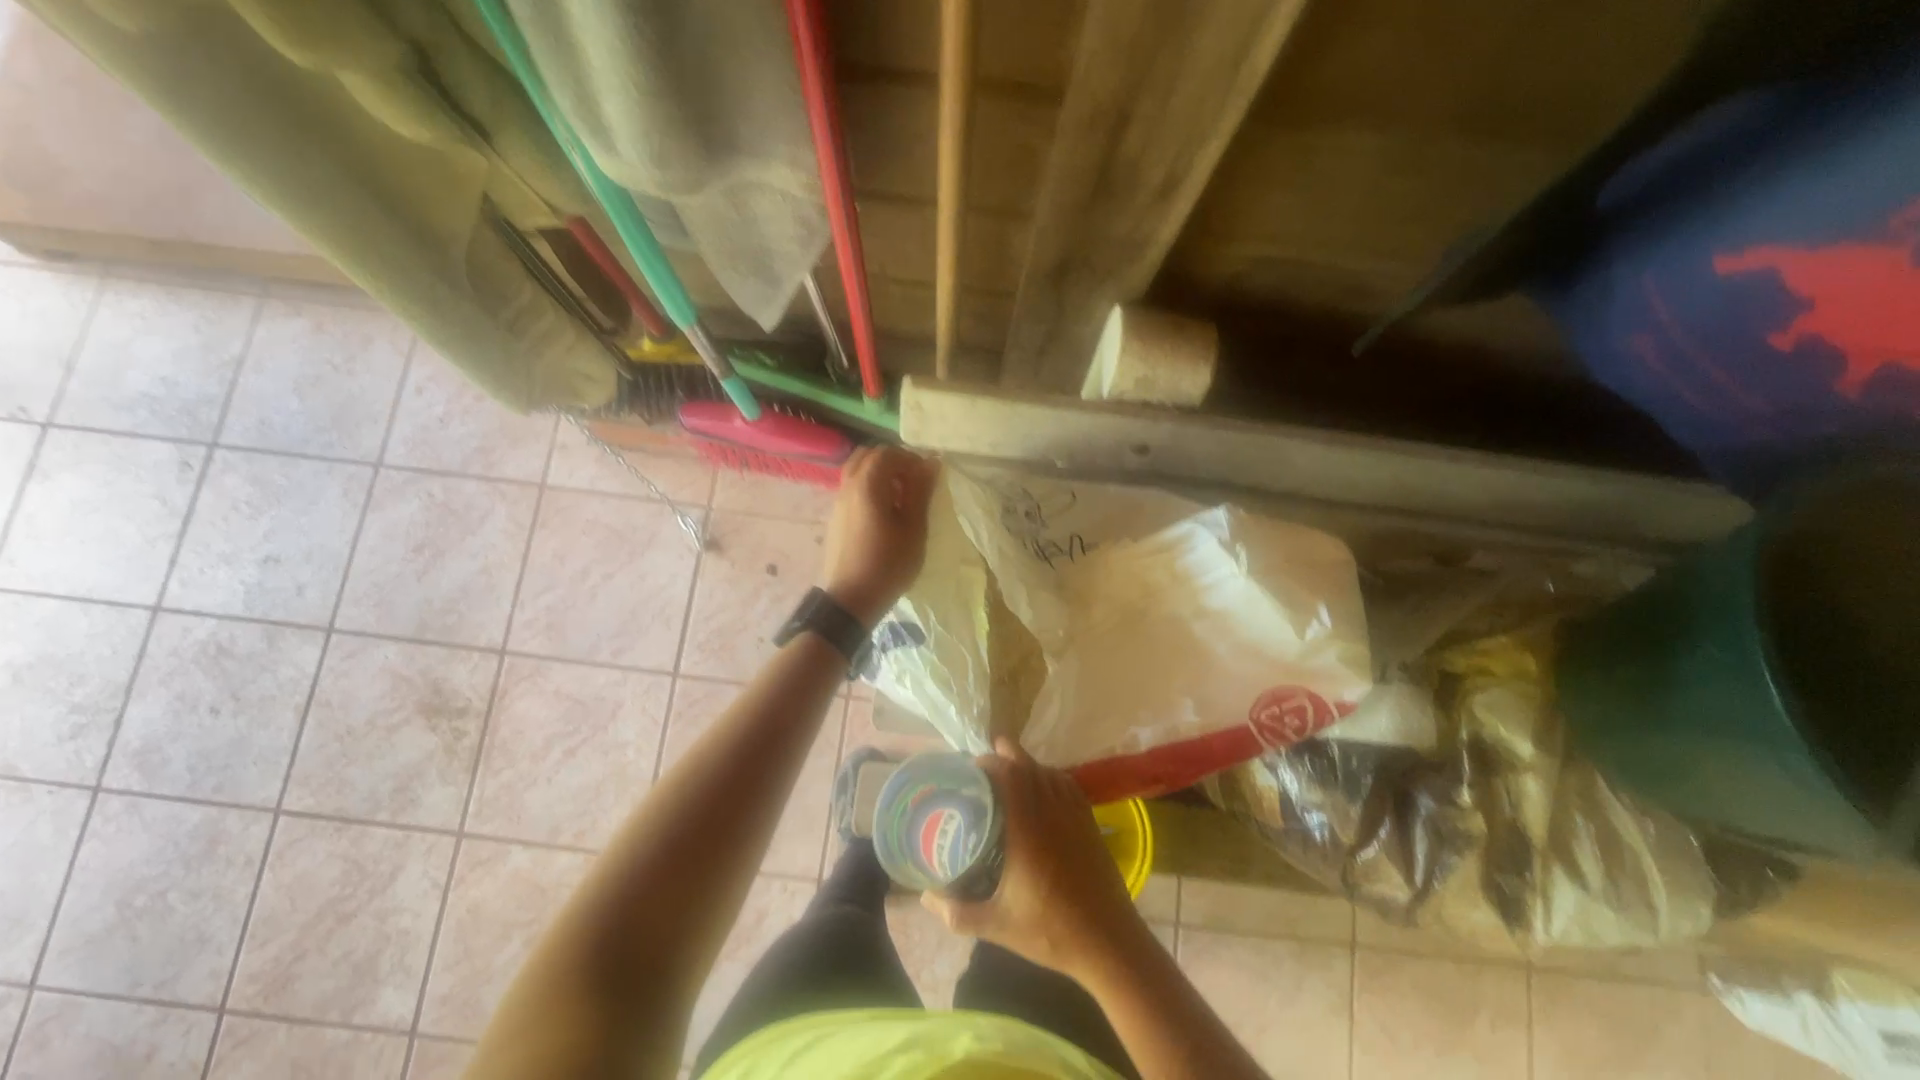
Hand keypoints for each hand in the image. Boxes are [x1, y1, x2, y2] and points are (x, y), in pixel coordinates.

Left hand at [819, 446, 939, 625]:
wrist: (851, 599)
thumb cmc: (888, 564)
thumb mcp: (914, 528)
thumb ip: (920, 491)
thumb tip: (930, 462)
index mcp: (868, 484)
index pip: (889, 453)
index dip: (911, 459)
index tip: (927, 478)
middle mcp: (848, 486)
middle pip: (869, 456)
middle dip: (894, 462)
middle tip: (914, 483)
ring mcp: (838, 501)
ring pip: (857, 471)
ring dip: (880, 475)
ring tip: (900, 499)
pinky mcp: (835, 517)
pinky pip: (852, 488)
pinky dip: (869, 488)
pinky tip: (884, 514)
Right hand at [921, 737, 1148, 981]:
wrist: (1110, 945)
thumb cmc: (1052, 933)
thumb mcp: (997, 926)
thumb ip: (957, 913)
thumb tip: (925, 898)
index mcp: (1028, 831)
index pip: (1011, 776)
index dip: (991, 762)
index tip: (971, 766)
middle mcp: (1053, 815)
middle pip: (1031, 768)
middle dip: (1008, 756)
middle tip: (984, 763)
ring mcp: (1076, 819)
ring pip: (1052, 775)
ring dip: (1031, 766)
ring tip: (1011, 772)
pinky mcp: (1092, 828)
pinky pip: (1070, 788)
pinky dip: (1053, 778)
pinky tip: (1045, 790)